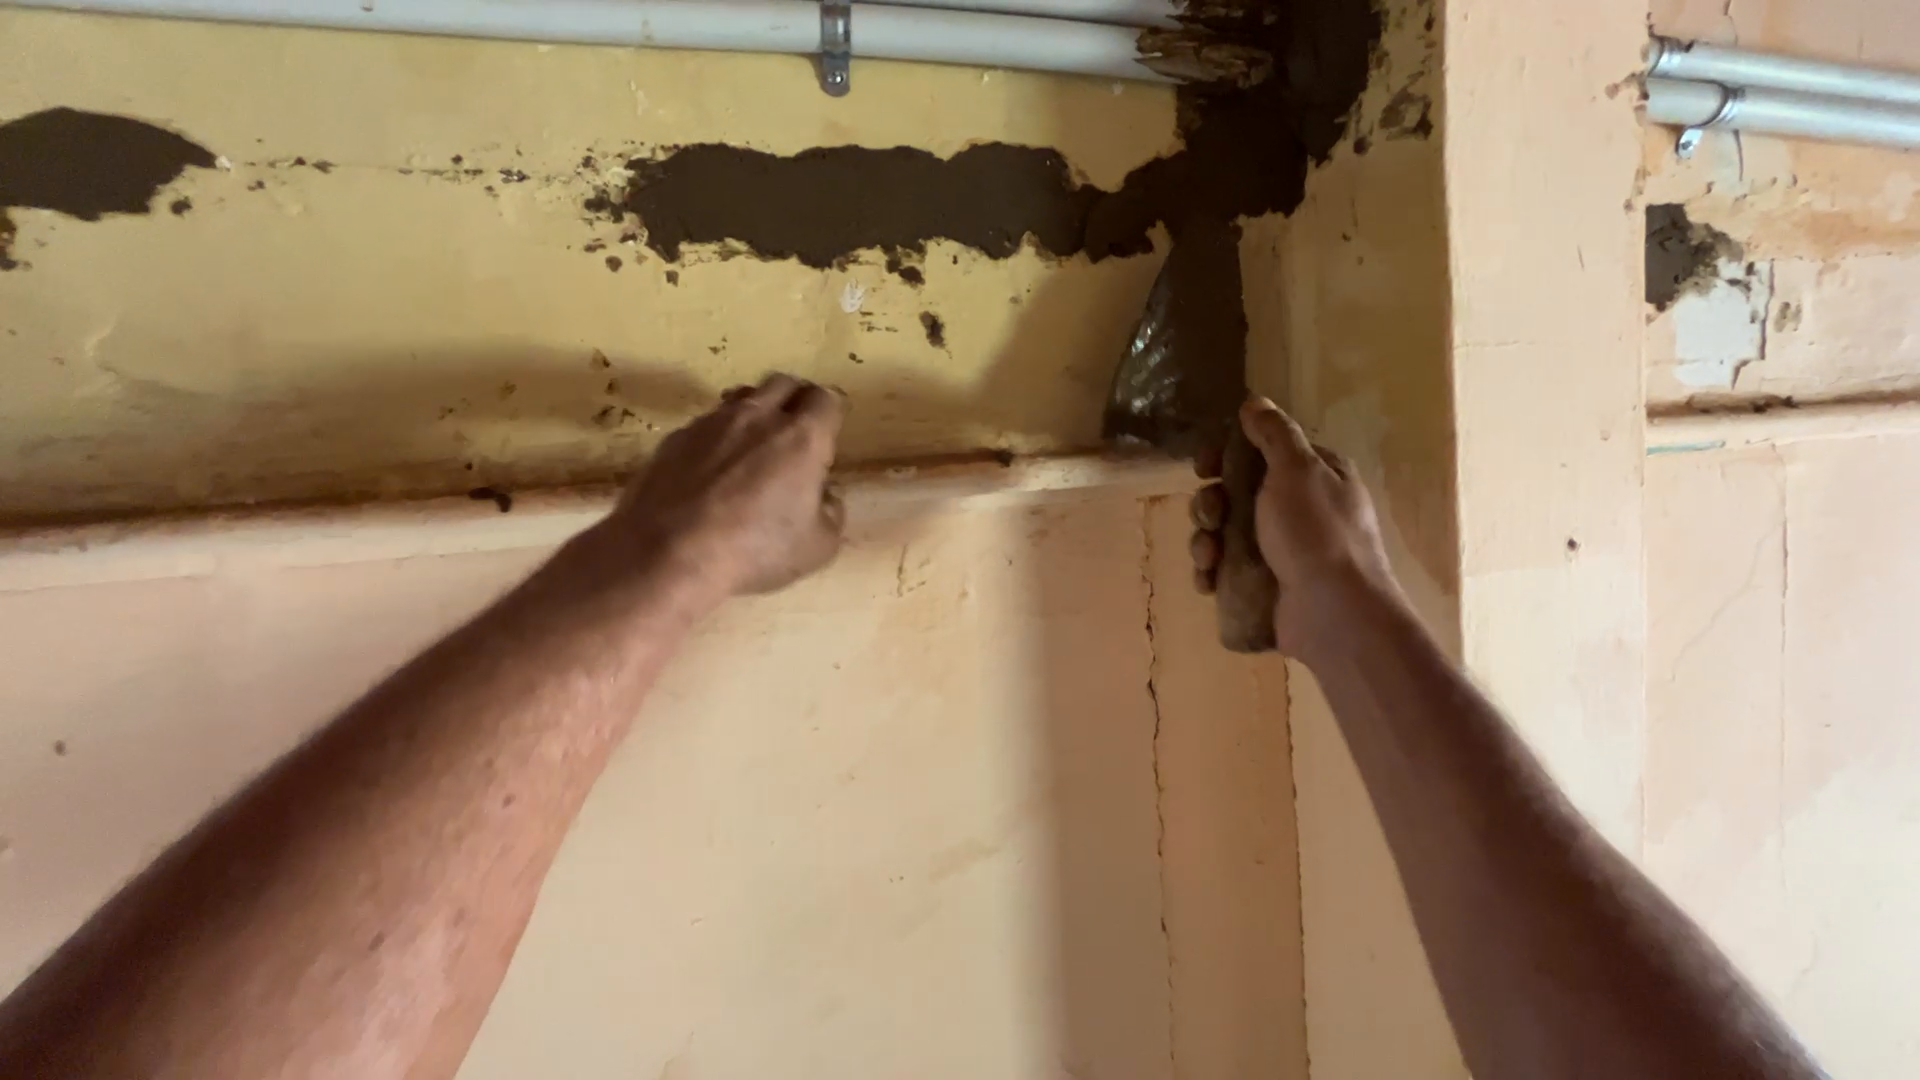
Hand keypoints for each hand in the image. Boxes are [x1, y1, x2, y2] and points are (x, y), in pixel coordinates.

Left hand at [597, 373, 846, 603]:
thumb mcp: (818, 546)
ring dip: (757, 410)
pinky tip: (715, 467)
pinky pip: (708, 422)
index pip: (827, 399)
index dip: (833, 411)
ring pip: (743, 396)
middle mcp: (759, 417)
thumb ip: (831, 512)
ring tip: (756, 441)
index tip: (831, 430)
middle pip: (784, 383)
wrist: (668, 554)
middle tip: (799, 428)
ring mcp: (712, 423)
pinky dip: (721, 434)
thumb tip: (824, 495)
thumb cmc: (755, 551)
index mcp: (802, 438)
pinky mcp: (676, 437)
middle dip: (797, 399)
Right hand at [1189, 398, 1404, 659]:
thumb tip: (1254, 402)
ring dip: (1205, 540)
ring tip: (1209, 556)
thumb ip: (1274, 434)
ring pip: (1224, 534)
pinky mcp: (1264, 586)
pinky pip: (1225, 571)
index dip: (1225, 456)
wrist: (1333, 613)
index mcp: (1312, 477)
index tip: (1204, 465)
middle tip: (1210, 515)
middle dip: (1211, 503)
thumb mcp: (1298, 470)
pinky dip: (1212, 572)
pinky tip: (1209, 580)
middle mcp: (1296, 511)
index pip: (1260, 454)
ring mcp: (1279, 552)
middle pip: (1234, 494)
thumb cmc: (1316, 533)